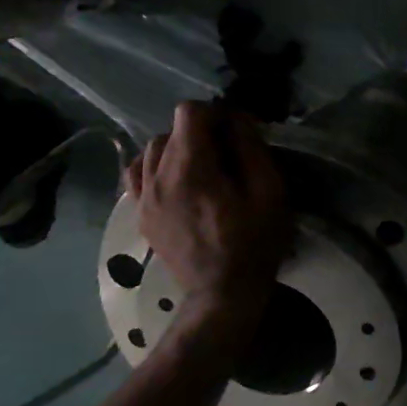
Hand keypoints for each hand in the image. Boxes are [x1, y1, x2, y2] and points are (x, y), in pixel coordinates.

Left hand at [133, 102, 291, 303]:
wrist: (223, 293)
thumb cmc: (254, 242)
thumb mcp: (269, 191)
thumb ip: (251, 148)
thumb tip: (235, 119)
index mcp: (190, 168)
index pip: (189, 112)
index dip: (217, 114)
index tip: (237, 133)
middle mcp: (157, 177)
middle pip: (170, 130)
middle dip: (200, 132)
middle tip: (227, 153)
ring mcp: (142, 198)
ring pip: (151, 149)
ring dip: (177, 148)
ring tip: (202, 167)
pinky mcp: (140, 215)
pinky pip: (137, 174)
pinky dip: (155, 167)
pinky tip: (176, 180)